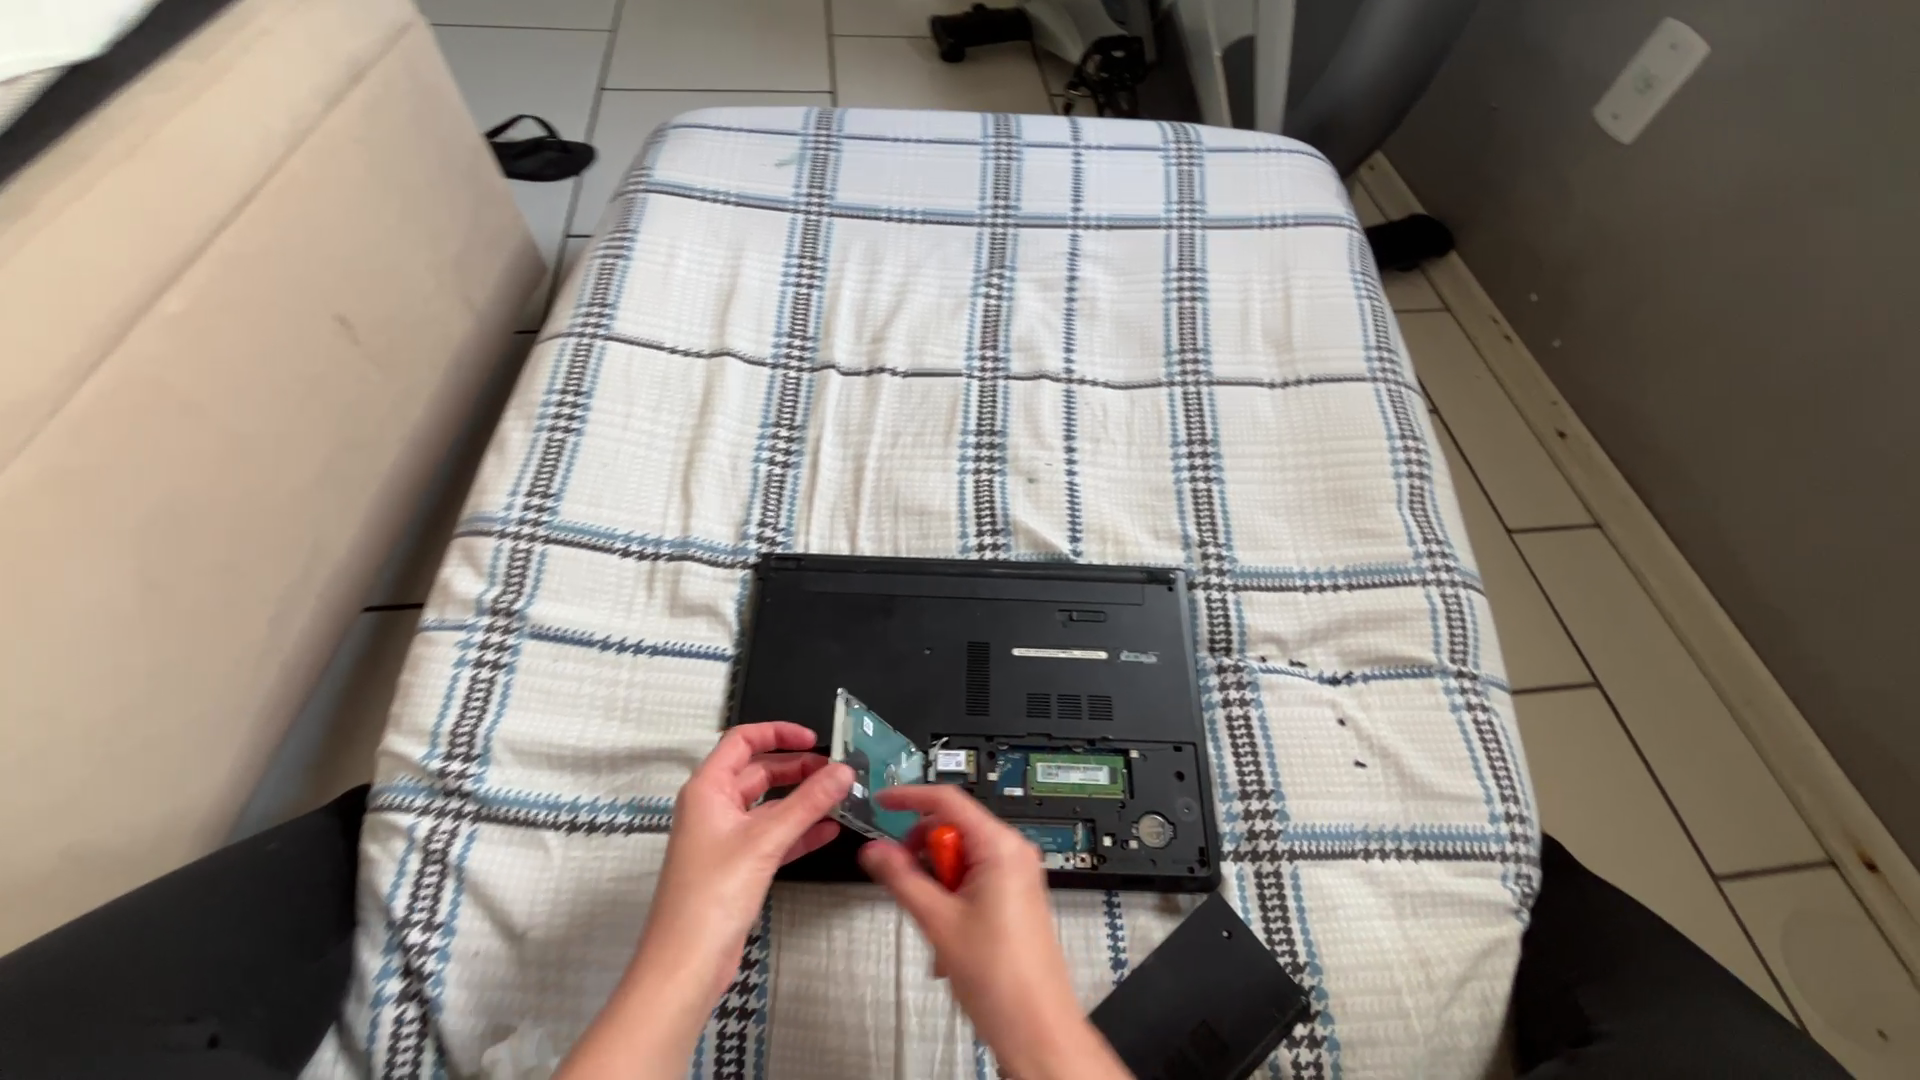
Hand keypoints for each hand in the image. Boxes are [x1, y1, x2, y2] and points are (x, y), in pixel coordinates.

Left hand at [557, 722, 851, 1079]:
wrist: (686, 963)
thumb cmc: (710, 896)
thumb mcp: (765, 839)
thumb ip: (809, 802)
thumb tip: (842, 772)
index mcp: (707, 789)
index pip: (743, 741)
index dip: (778, 733)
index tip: (814, 740)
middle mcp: (713, 807)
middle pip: (759, 771)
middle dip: (798, 768)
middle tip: (836, 772)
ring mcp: (725, 837)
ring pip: (769, 804)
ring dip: (802, 799)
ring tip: (840, 796)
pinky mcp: (737, 865)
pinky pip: (773, 835)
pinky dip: (799, 830)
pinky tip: (828, 830)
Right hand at [858, 785, 1131, 1079]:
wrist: (1037, 1027)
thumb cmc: (1001, 978)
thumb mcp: (938, 921)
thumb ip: (901, 879)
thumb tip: (875, 850)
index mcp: (1000, 846)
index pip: (948, 800)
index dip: (910, 797)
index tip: (883, 801)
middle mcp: (1013, 852)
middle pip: (953, 829)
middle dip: (923, 854)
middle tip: (904, 882)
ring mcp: (1017, 875)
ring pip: (960, 858)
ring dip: (936, 885)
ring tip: (934, 925)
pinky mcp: (1015, 896)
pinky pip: (973, 879)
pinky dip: (951, 898)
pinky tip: (947, 938)